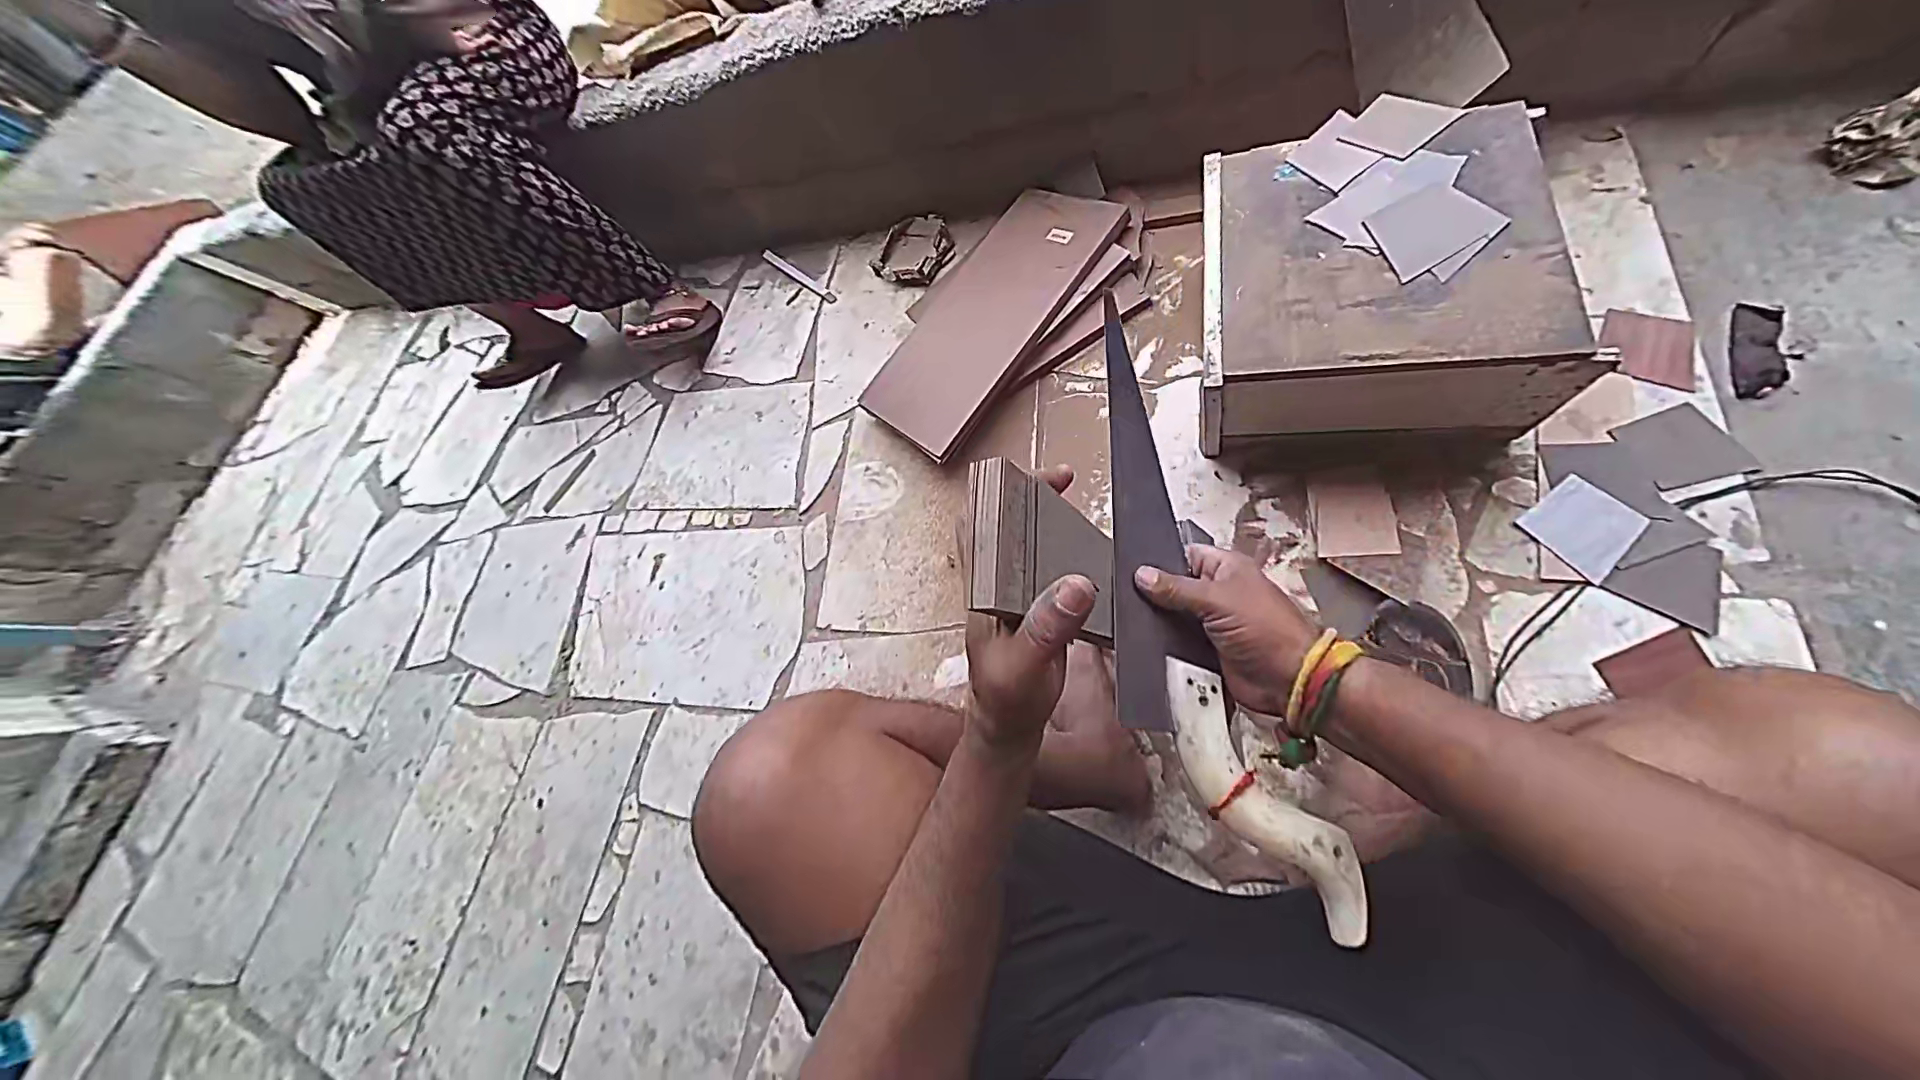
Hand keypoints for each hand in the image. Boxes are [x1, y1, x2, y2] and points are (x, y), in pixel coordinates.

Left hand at [962, 462, 1090, 754]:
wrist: (1010, 725)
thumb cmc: (1006, 699)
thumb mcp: (1024, 666)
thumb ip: (1047, 629)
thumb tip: (1075, 586)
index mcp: (985, 589)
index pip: (979, 524)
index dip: (1001, 493)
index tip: (1038, 482)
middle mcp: (997, 584)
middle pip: (1002, 523)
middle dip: (1028, 494)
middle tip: (1062, 480)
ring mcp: (1016, 593)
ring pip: (1024, 541)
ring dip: (1046, 517)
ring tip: (1074, 502)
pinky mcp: (1035, 606)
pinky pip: (1046, 565)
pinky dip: (1063, 548)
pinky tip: (1084, 550)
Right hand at [1134, 546, 1320, 716]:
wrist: (1287, 680)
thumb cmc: (1268, 630)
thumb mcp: (1217, 600)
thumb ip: (1177, 588)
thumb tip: (1142, 575)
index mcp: (1226, 568)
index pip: (1185, 554)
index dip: (1162, 560)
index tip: (1134, 567)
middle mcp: (1218, 592)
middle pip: (1175, 586)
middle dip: (1157, 593)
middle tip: (1130, 596)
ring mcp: (1211, 621)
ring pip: (1174, 615)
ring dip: (1161, 620)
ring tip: (1135, 618)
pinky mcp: (1205, 647)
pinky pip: (1177, 640)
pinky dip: (1166, 642)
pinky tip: (1148, 639)